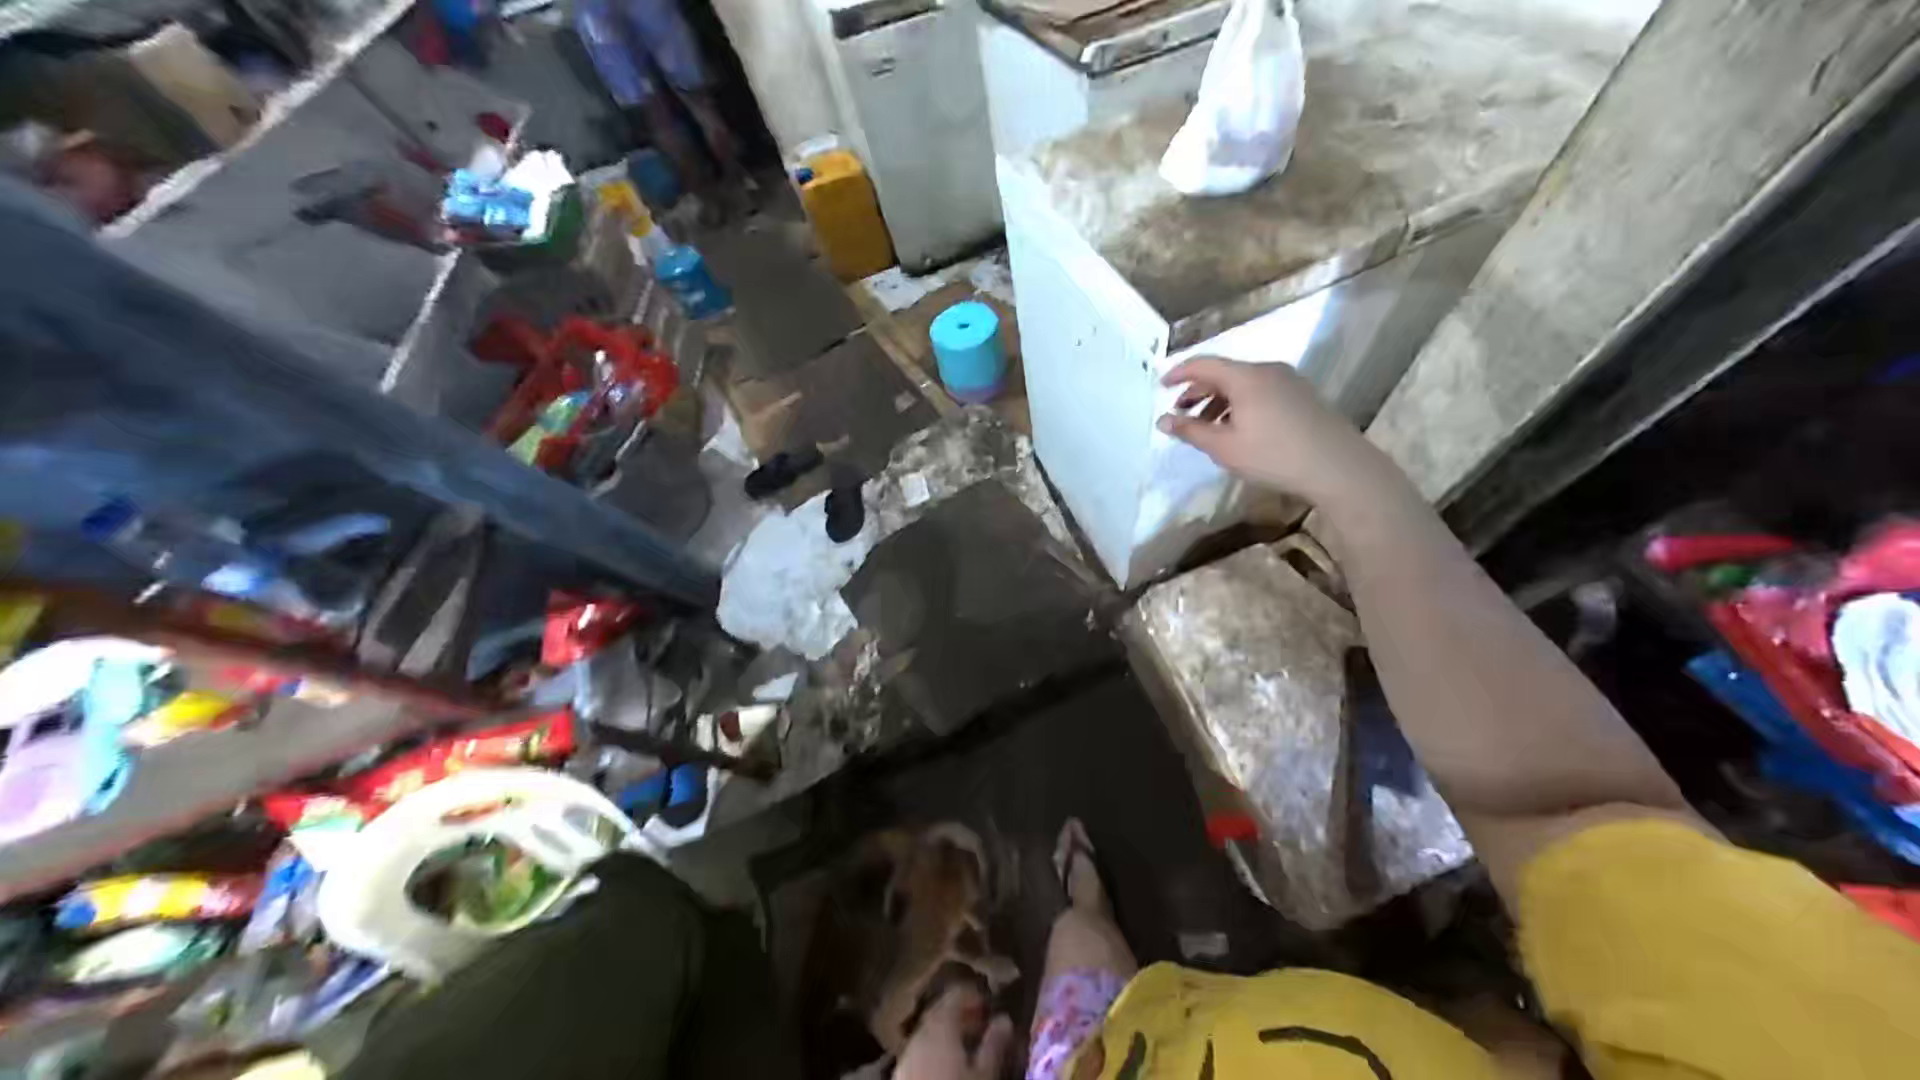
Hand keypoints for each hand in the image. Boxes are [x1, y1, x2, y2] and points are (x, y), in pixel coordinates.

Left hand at [894, 984, 1014, 1079]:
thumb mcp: (985, 1076)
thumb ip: (994, 1045)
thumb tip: (1004, 1019)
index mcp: (940, 1025)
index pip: (956, 994)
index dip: (975, 995)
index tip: (992, 1004)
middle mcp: (919, 1033)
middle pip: (940, 1013)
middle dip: (962, 1016)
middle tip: (984, 1026)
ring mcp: (906, 1056)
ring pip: (930, 1033)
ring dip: (950, 1036)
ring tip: (971, 1050)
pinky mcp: (900, 1077)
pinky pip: (921, 1053)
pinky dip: (937, 1053)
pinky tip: (951, 1068)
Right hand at [1157, 357, 1399, 508]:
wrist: (1338, 466)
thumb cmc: (1274, 455)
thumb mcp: (1224, 447)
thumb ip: (1190, 430)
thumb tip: (1162, 420)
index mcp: (1245, 377)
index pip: (1203, 364)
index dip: (1179, 373)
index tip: (1161, 386)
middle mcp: (1267, 370)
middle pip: (1224, 373)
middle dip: (1198, 391)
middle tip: (1180, 412)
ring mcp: (1289, 381)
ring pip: (1243, 383)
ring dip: (1219, 400)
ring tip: (1207, 426)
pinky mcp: (1302, 395)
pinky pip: (1261, 390)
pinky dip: (1240, 403)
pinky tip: (1238, 428)